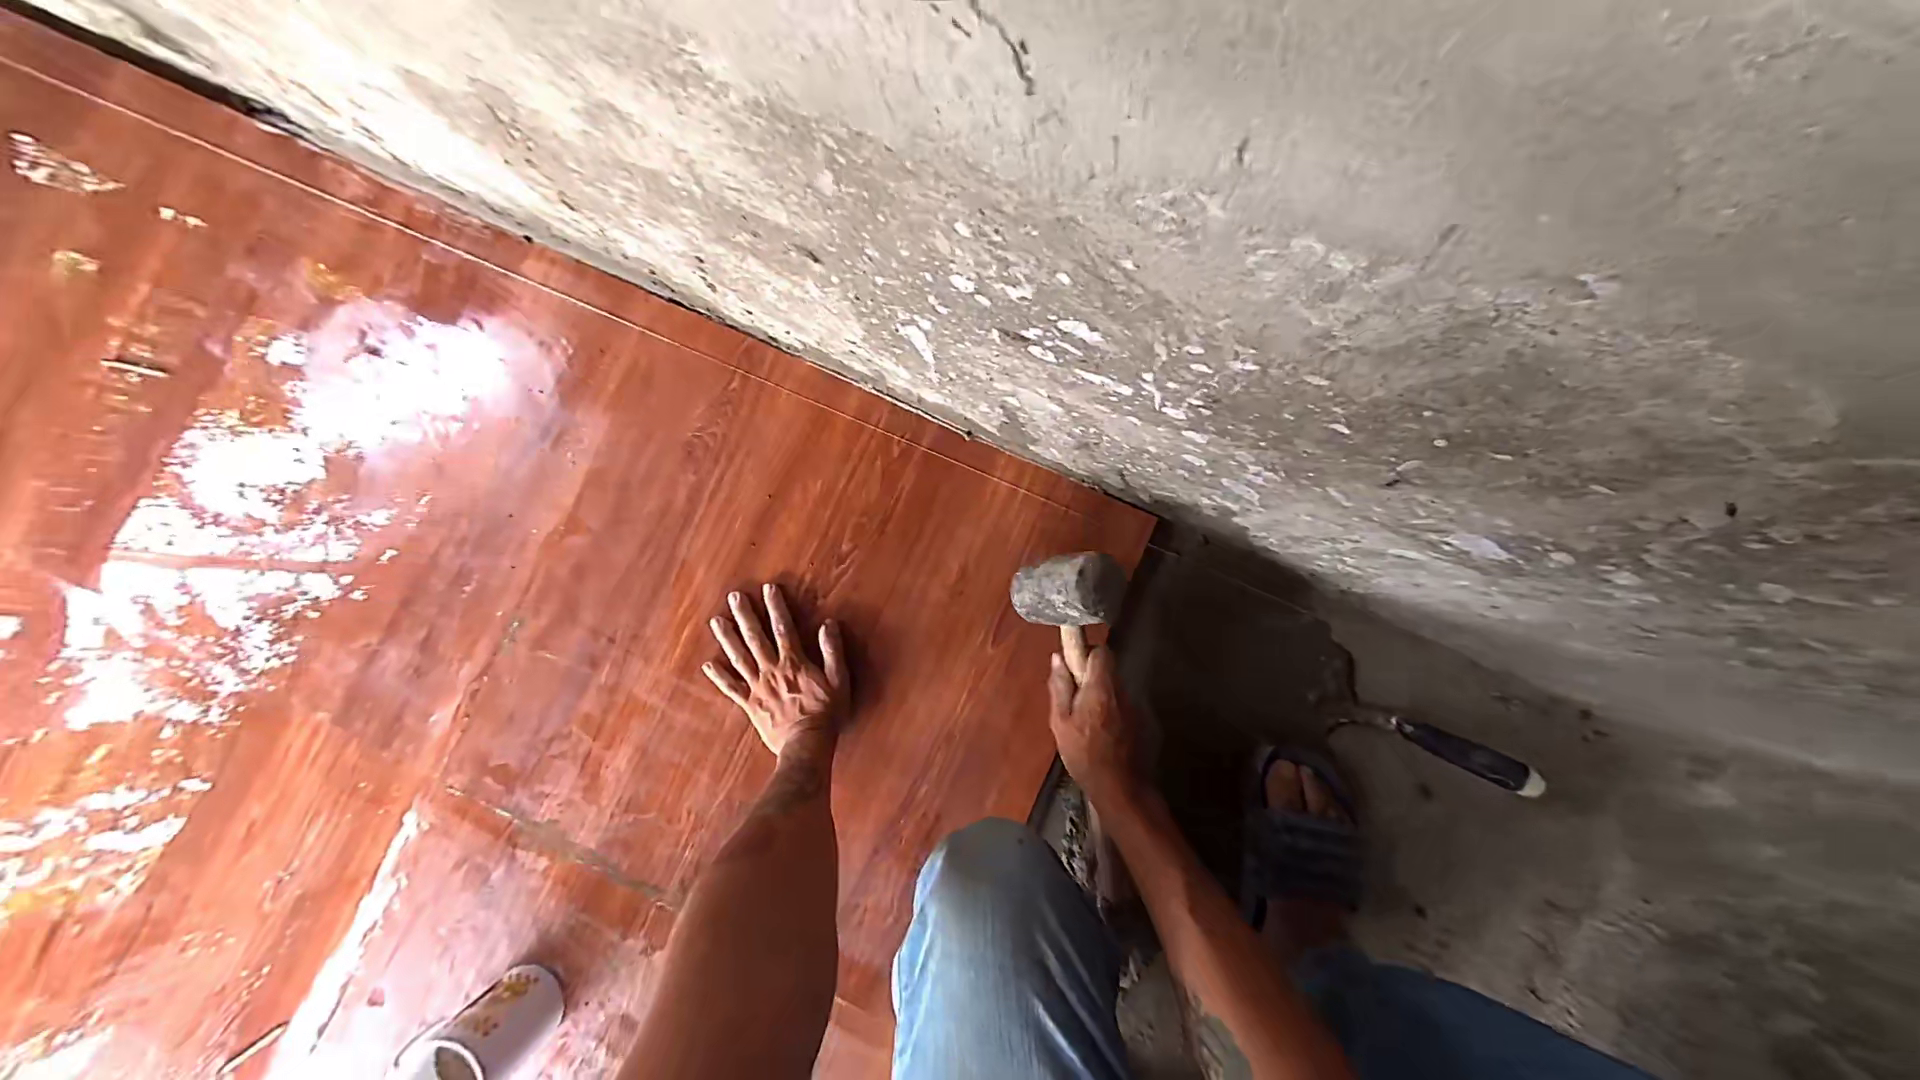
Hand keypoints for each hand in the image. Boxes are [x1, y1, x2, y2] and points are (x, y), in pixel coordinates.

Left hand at [703, 584, 848, 755]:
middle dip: (745, 615)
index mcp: (794, 662)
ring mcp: (758, 687)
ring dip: (727, 638)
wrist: (806, 744)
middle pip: (755, 638)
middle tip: (734, 596)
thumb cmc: (826, 712)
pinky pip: (731, 689)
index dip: (776, 607)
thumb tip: (828, 624)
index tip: (768, 588)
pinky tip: (708, 665)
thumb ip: (832, 651)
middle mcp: (772, 670)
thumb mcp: (839, 680)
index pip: (783, 628)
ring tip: (716, 620)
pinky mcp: (750, 705)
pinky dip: (719, 677)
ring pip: (739, 658)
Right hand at [1047, 645, 1143, 802]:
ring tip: (1087, 720)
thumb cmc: (1084, 755)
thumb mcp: (1061, 723)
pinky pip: (1123, 704)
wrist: (1121, 788)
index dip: (1086, 652)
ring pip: (1116, 687)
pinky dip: (1112, 710)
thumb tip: (1058, 658)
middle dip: (1092, 675)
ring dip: (1102, 694)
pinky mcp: (1143, 720)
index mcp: (1100, 688)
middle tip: (1075, 697)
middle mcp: (1122, 691)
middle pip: (1109, 668)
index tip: (1073, 666)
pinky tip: (1103, 733)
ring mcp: (1135, 706)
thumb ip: (1060, 687)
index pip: (1101, 651)